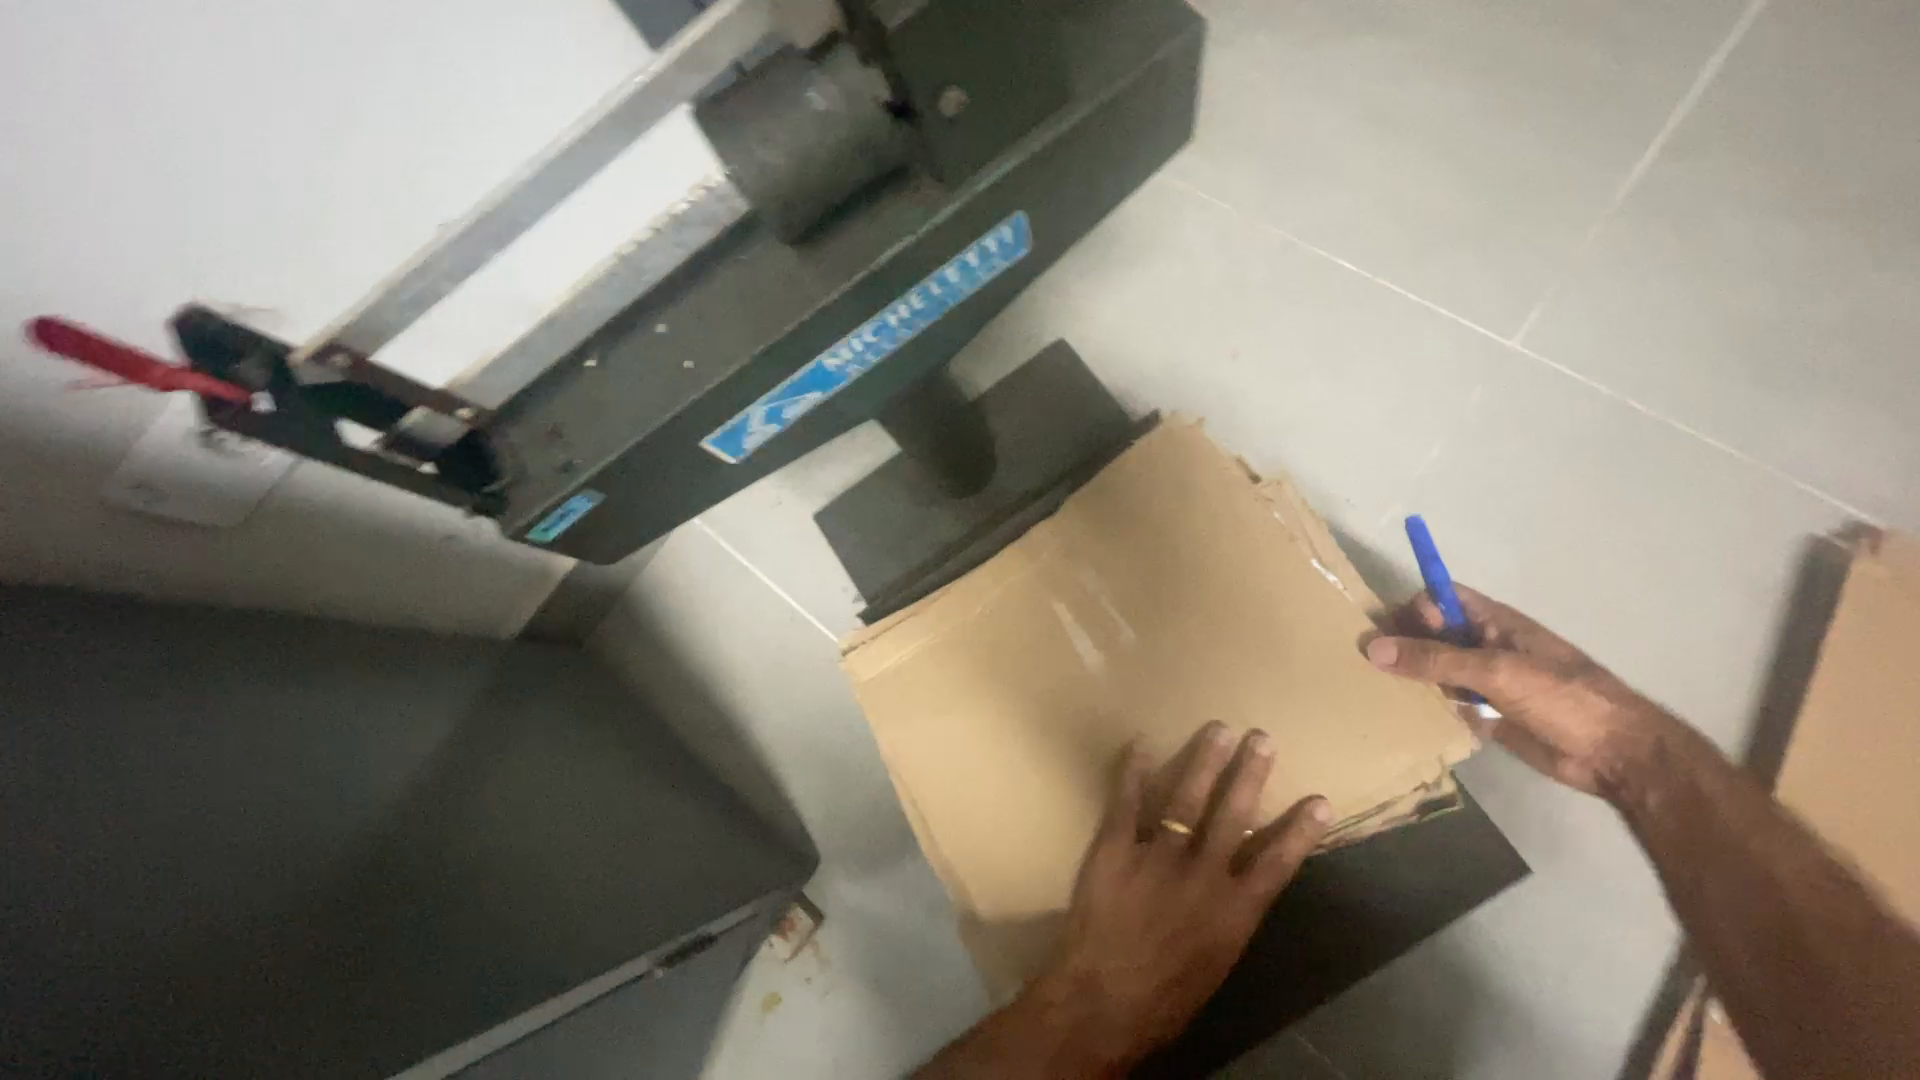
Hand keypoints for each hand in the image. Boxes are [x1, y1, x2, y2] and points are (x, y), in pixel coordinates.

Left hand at [1027, 722, 1332, 1072]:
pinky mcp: (1115, 850)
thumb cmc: (1165, 997)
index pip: (1277, 861)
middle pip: (1232, 815)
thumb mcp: (1215, 963)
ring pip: (1185, 800)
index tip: (1320, 799)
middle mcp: (1202, 876)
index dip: (1300, 829)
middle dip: (1248, 774)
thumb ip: (1229, 918)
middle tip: (1261, 737)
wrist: (1103, 1001)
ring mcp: (1157, 858)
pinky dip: (1134, 771)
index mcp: (1234, 911)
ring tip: (1217, 730)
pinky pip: (1127, 802)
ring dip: (1202, 762)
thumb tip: (1241, 886)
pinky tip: (1140, 743)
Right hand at [1365, 584, 1673, 798]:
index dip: (1412, 610)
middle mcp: (1485, 646)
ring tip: (1376, 692)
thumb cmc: (1564, 700)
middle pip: (1430, 634)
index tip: (1389, 635)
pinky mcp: (1486, 714)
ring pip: (1434, 670)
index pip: (1439, 599)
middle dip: (1401, 644)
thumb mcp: (1496, 671)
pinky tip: (1402, 717)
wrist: (1618, 756)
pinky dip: (1426, 707)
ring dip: (1409, 678)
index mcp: (1493, 622)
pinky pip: (1445, 704)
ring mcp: (1485, 682)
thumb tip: (1371, 647)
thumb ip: (1434, 659)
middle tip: (1370, 667)